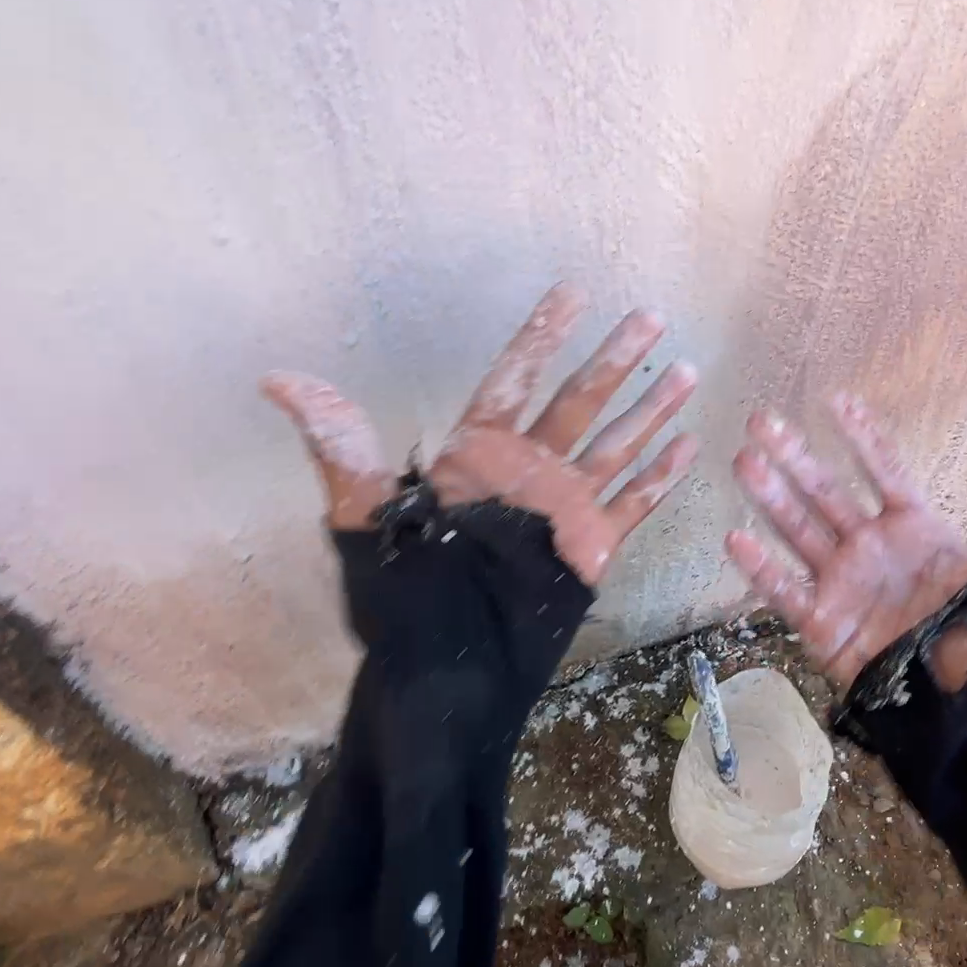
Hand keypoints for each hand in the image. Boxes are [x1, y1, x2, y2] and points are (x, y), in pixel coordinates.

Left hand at [263, 284, 698, 584]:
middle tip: (651, 317)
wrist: (446, 673)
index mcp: (479, 453)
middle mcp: (528, 470)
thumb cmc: (402, 596)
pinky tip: (688, 448)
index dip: (544, 334)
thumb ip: (340, 447)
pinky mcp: (591, 544)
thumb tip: (278, 380)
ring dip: (650, 409)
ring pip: (616, 443)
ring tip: (686, 371)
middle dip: (616, 360)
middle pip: (581, 400)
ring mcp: (564, 506)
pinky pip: (633, 503)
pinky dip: (660, 478)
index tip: (573, 293)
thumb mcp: (364, 516)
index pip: (516, 377)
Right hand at [725, 393, 966, 692]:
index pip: (886, 474)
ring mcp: (845, 587)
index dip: (862, 438)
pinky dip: (760, 569)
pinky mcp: (823, 628)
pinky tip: (734, 540)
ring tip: (742, 460)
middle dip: (796, 455)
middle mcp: (875, 552)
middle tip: (762, 419)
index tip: (836, 400)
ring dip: (770, 496)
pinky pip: (785, 593)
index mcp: (921, 536)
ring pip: (798, 531)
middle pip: (827, 492)